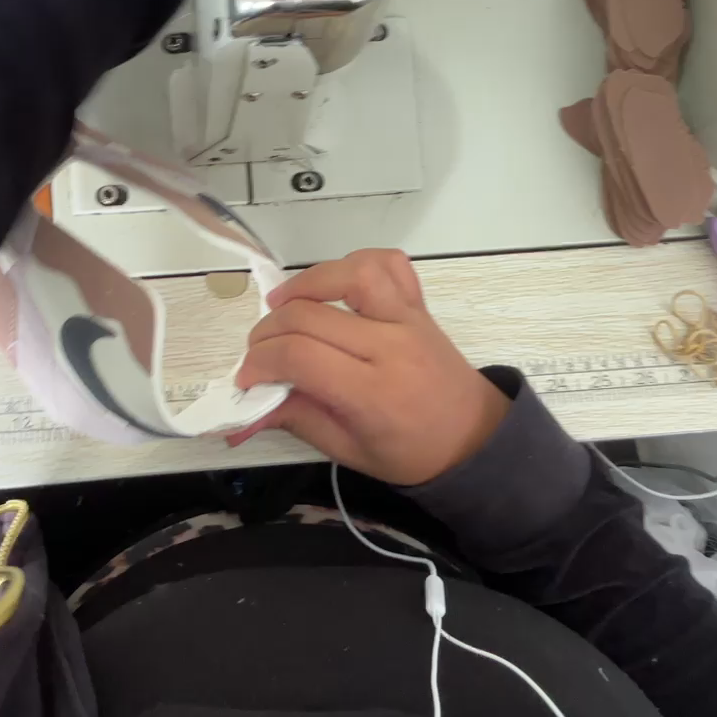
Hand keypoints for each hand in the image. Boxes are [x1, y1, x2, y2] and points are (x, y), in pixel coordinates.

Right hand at [227, 249, 510, 485]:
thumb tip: (244, 411)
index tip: (246, 379)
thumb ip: (296, 420)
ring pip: (351, 273)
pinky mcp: (418, 306)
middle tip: (258, 355)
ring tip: (284, 305)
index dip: (259, 362)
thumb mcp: (347, 451)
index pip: (298, 356)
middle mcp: (390, 346)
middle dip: (267, 332)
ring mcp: (408, 319)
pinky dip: (355, 263)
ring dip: (306, 283)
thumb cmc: (409, 453)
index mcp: (372, 393)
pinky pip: (388, 264)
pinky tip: (333, 286)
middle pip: (309, 315)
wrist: (473, 439)